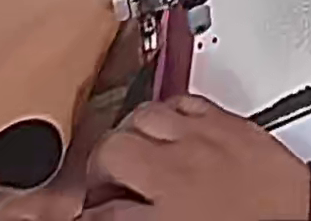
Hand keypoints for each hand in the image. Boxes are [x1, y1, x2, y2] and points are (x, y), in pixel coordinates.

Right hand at [84, 95, 310, 220]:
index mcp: (164, 218)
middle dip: (99, 169)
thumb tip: (118, 215)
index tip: (87, 215)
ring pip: (142, 116)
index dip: (86, 214)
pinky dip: (167, 112)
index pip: (101, 213)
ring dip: (129, 133)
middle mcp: (176, 172)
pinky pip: (182, 101)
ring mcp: (201, 138)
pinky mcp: (224, 118)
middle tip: (102, 186)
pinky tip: (168, 126)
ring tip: (131, 150)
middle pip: (111, 151)